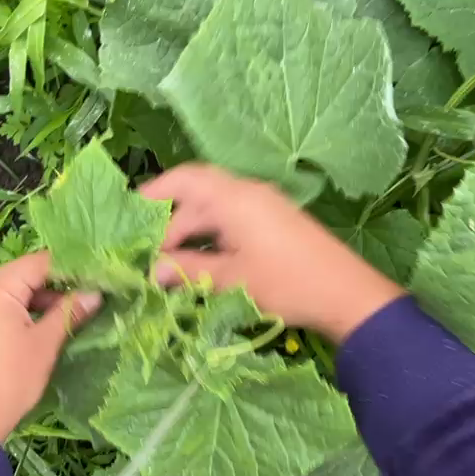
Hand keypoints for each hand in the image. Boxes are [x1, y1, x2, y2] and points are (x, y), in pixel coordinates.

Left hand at [0, 251, 101, 442]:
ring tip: (76, 312)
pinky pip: (6, 309)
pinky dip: (28, 313)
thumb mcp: (45, 344)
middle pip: (26, 275)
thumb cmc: (11, 378)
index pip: (39, 263)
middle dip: (59, 284)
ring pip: (17, 293)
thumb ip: (69, 313)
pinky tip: (51, 325)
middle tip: (91, 295)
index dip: (71, 267)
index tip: (98, 277)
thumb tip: (95, 293)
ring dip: (45, 300)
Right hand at [141, 164, 405, 342]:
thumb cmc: (286, 284)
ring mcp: (263, 209)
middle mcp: (248, 194)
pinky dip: (210, 241)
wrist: (346, 295)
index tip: (128, 218)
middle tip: (147, 260)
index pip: (184, 179)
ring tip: (169, 269)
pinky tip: (199, 268)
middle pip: (196, 199)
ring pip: (213, 214)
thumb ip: (190, 271)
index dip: (153, 194)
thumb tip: (154, 271)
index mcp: (235, 198)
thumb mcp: (231, 280)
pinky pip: (230, 224)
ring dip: (189, 237)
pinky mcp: (273, 226)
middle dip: (168, 228)